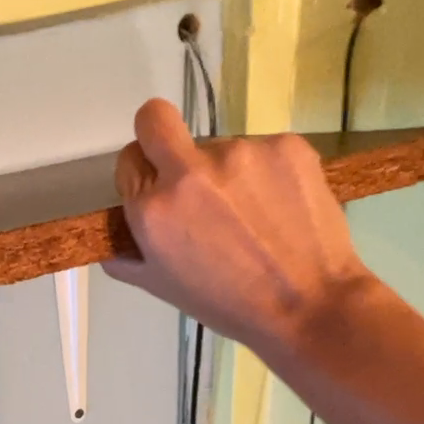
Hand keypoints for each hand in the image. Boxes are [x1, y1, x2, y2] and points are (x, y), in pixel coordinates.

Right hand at [102, 99, 376, 359]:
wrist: (306, 303)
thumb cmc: (226, 304)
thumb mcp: (161, 287)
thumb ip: (128, 256)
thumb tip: (116, 238)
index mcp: (152, 209)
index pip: (129, 160)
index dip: (140, 175)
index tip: (156, 192)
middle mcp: (189, 171)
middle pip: (154, 119)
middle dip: (158, 135)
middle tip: (182, 171)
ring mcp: (240, 151)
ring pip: (215, 144)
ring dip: (222, 170)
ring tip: (247, 215)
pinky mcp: (284, 144)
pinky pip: (259, 149)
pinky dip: (262, 173)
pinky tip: (275, 208)